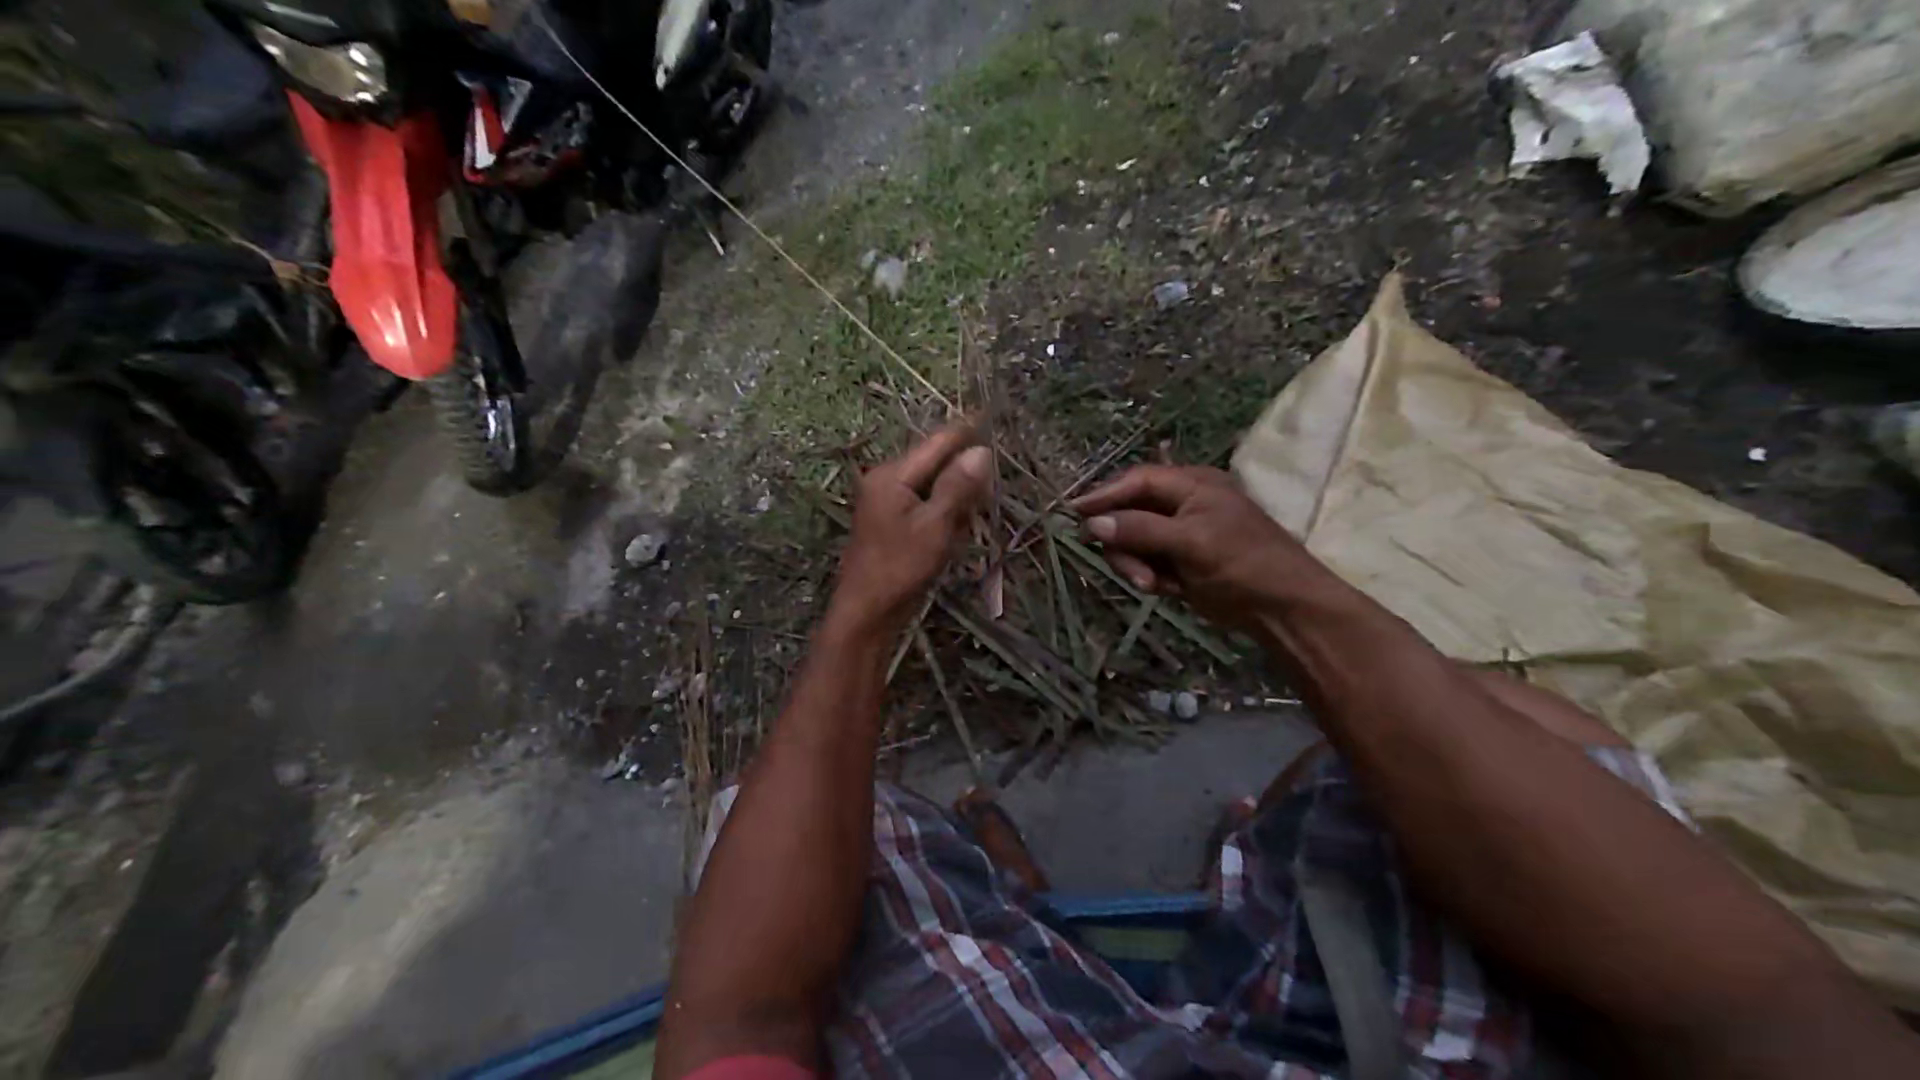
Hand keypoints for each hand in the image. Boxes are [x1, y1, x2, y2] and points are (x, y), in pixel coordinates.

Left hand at [828, 425, 993, 638]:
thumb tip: (980, 451)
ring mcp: (886, 501)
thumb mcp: (935, 525)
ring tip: (975, 511)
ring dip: (956, 496)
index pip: (936, 443)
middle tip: (992, 484)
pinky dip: (944, 512)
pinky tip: (955, 531)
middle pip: (935, 462)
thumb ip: (958, 486)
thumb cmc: (900, 568)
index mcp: (892, 475)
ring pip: (932, 485)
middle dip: (964, 471)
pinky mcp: (892, 522)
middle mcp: (886, 480)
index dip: (966, 431)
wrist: (867, 612)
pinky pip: (925, 505)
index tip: (991, 416)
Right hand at [1072, 465, 1316, 628]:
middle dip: (1126, 543)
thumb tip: (1092, 523)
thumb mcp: (1190, 542)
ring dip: (1137, 565)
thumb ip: (1140, 529)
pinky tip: (1167, 589)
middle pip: (1129, 513)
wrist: (1282, 607)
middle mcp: (1183, 503)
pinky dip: (1150, 576)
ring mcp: (1180, 533)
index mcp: (1191, 485)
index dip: (1104, 494)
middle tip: (1133, 572)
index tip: (1073, 512)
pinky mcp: (1179, 561)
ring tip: (1154, 586)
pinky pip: (1146, 562)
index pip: (1137, 481)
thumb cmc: (1242, 563)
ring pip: (1134, 541)